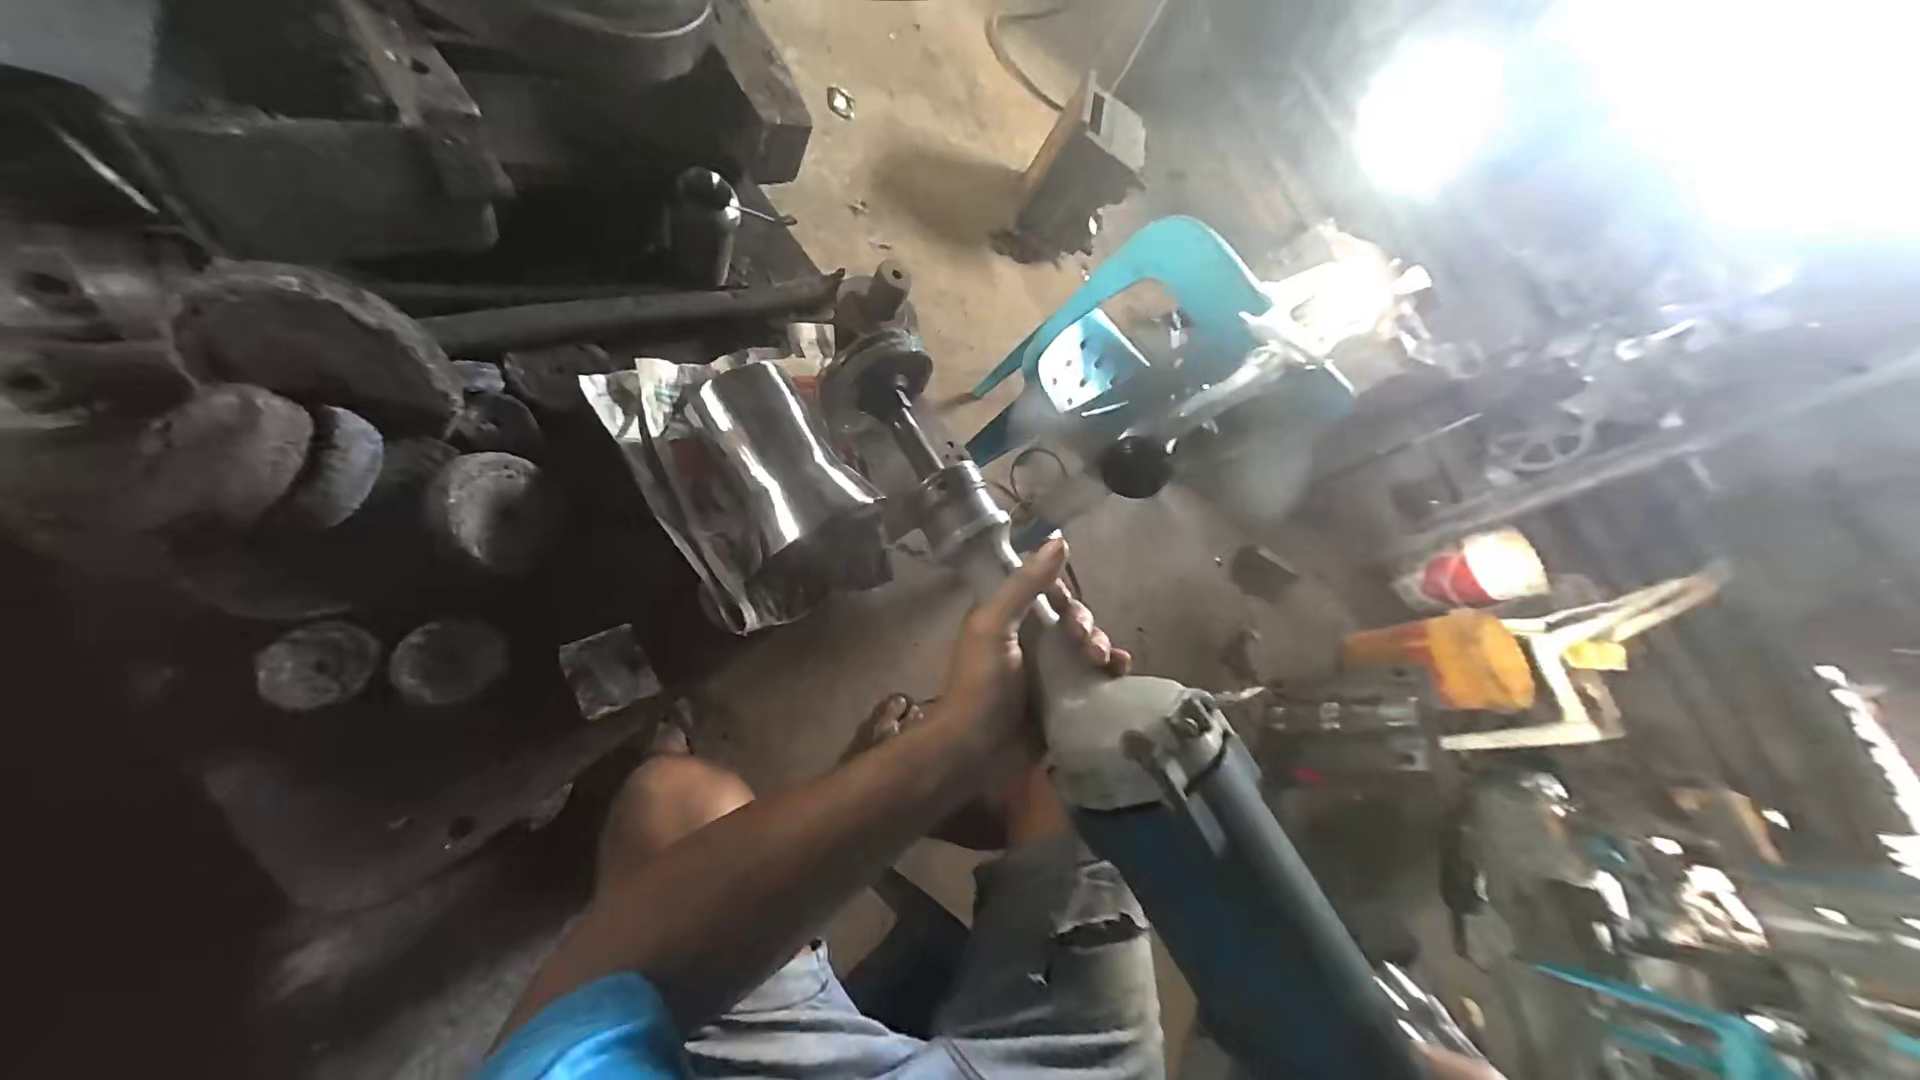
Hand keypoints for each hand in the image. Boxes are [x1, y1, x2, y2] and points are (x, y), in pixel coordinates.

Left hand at [938, 538, 1132, 761]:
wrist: (976, 751)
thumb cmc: (980, 685)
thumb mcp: (995, 626)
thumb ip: (1025, 585)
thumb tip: (1058, 539)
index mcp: (1009, 618)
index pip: (1045, 590)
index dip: (1062, 592)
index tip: (1067, 607)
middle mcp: (1031, 640)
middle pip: (1072, 617)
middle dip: (1085, 624)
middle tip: (1085, 644)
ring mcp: (1050, 671)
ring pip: (1087, 645)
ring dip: (1102, 644)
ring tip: (1102, 661)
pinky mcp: (1066, 698)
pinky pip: (1095, 676)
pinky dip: (1111, 669)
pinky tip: (1120, 671)